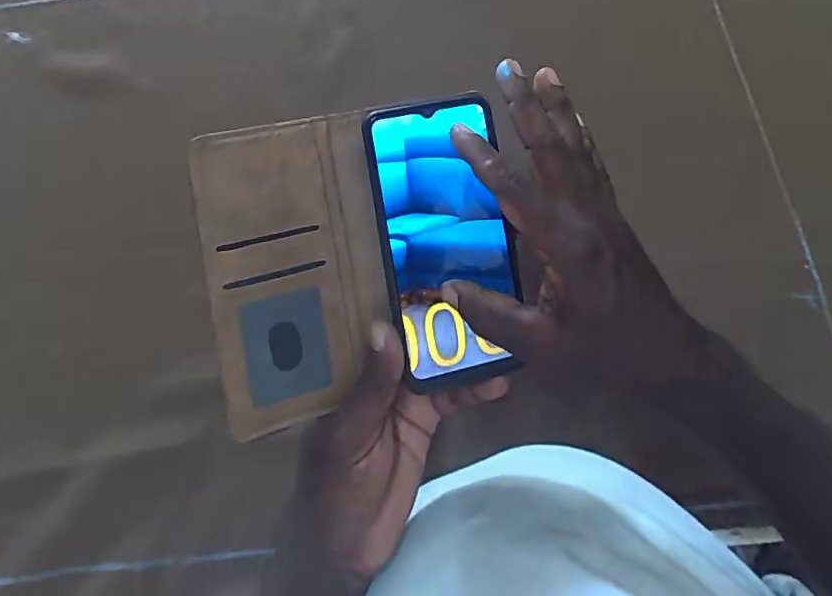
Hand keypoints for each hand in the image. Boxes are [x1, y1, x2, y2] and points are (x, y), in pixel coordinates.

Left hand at [265, 321, 508, 595]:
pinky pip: (451, 395)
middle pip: (415, 340)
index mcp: (347, 370)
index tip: (435, 280)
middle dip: (445, 324)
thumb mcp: (347, 438)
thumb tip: (385, 328)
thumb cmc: (331, 490)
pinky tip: (497, 383)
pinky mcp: (423, 419)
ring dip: (468, 355)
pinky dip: (474, 387)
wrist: (346, 551)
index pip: (375, 325)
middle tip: (482, 305)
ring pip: (439, 364)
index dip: (402, 300)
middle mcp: (376, 374)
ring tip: (500, 343)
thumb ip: (370, 388)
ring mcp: (402, 396)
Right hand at [444, 60, 714, 395]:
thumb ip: (494, 318)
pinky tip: (575, 117)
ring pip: (576, 147)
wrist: (667, 352)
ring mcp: (602, 209)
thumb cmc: (604, 351)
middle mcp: (584, 214)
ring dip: (558, 108)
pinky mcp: (612, 213)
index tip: (458, 130)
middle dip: (526, 107)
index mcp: (564, 243)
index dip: (484, 160)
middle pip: (551, 150)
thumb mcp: (543, 348)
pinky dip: (582, 134)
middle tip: (507, 68)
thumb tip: (449, 288)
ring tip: (544, 72)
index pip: (515, 191)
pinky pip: (594, 162)